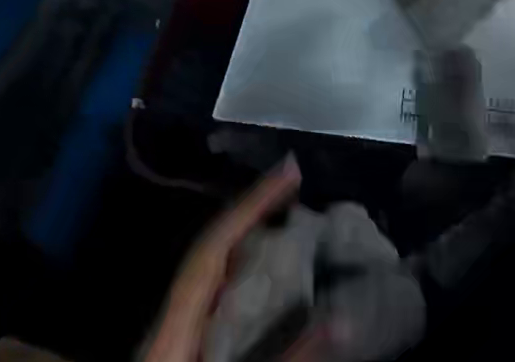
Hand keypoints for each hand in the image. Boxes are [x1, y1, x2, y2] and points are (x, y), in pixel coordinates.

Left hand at [141, 157, 324, 361]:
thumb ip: (291, 359)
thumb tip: (345, 318)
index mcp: (173, 331)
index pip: (213, 249)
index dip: (253, 204)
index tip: (292, 171)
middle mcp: (169, 326)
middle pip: (211, 254)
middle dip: (255, 216)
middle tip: (300, 192)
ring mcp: (170, 342)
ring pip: (212, 276)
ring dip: (250, 244)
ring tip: (293, 223)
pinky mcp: (178, 354)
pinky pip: (214, 300)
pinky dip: (244, 278)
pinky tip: (271, 285)